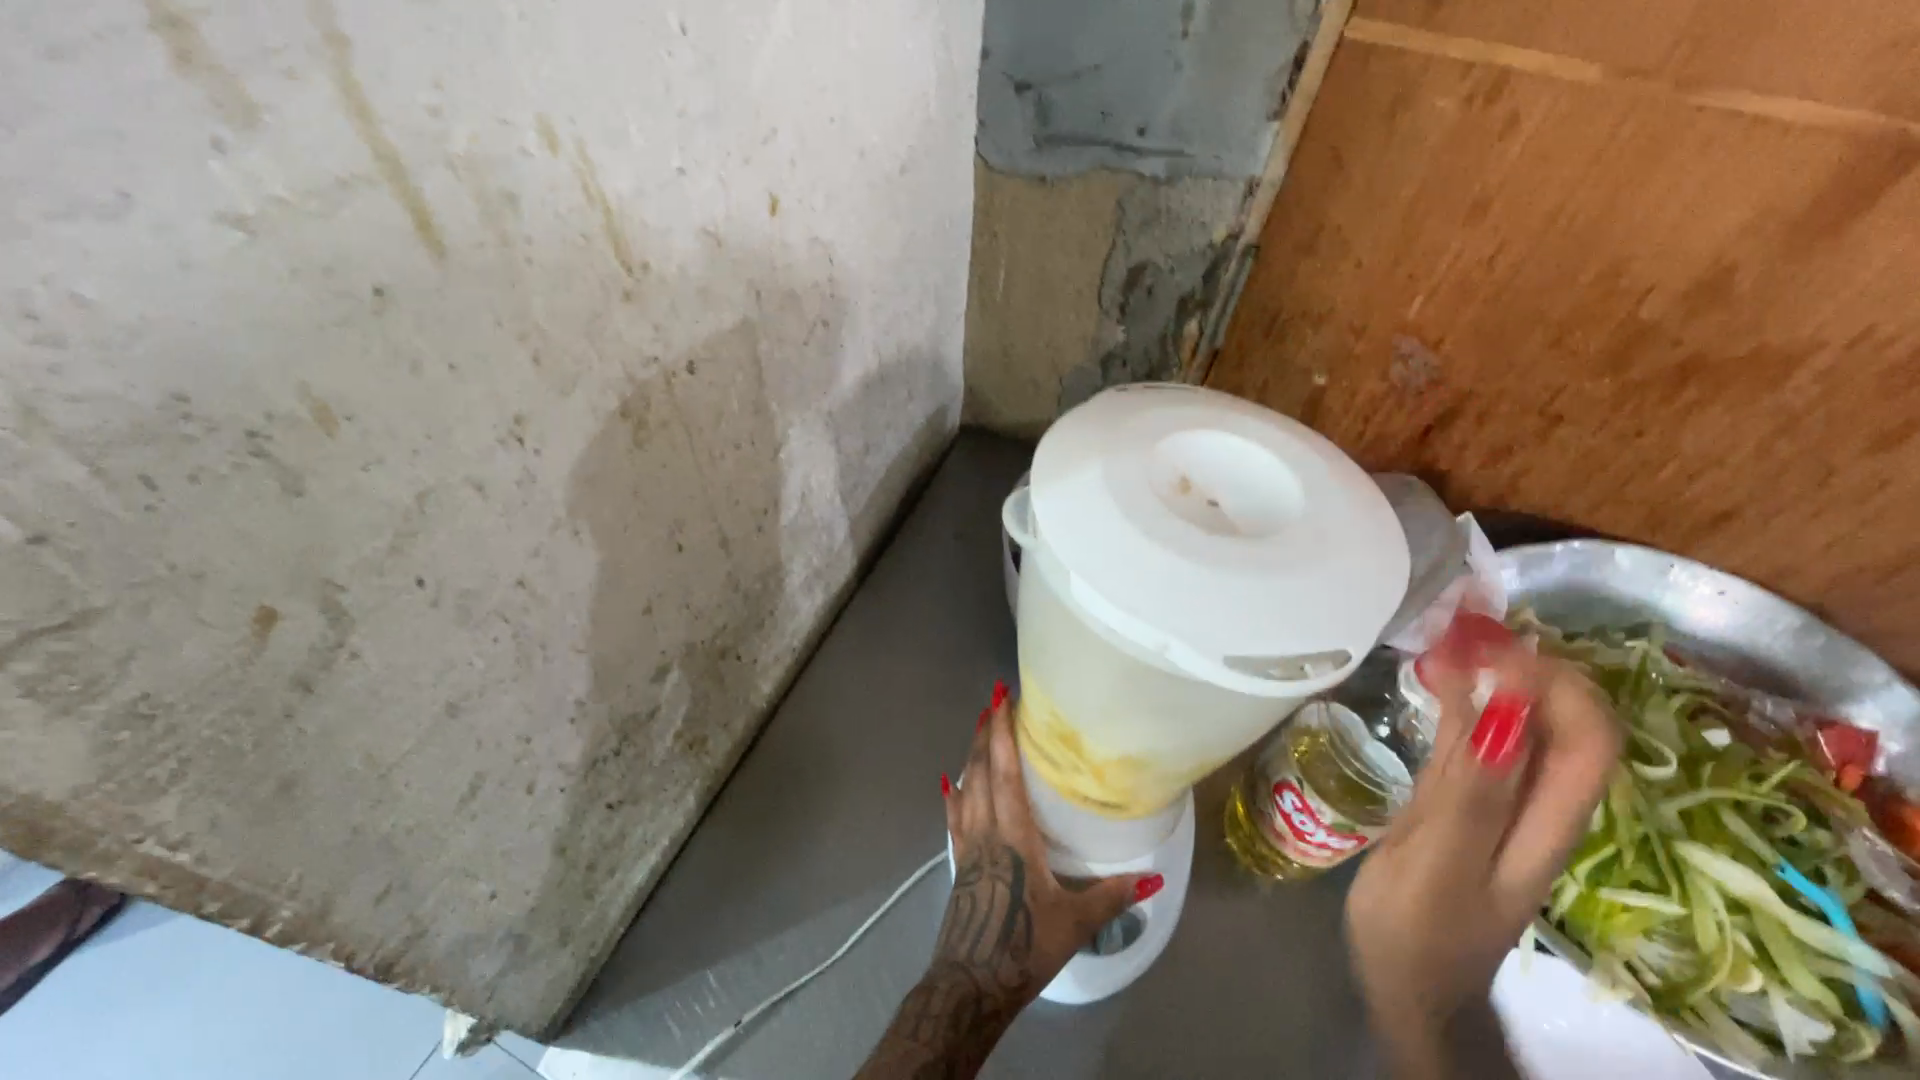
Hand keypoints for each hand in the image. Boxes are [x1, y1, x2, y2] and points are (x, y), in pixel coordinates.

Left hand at [855, 684, 1156, 1079]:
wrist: (971, 984)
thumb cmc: (1024, 947)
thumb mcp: (1075, 922)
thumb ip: (1111, 896)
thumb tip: (1152, 880)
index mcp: (1013, 835)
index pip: (1004, 772)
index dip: (1002, 733)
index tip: (1001, 699)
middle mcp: (985, 831)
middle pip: (980, 770)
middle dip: (986, 733)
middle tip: (994, 702)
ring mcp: (967, 846)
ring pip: (965, 789)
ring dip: (972, 756)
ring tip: (980, 730)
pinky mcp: (959, 864)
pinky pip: (955, 817)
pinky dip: (955, 794)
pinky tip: (952, 785)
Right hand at [1345, 647, 1621, 1078]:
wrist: (1405, 982)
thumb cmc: (1418, 930)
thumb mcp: (1439, 862)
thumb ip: (1472, 791)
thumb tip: (1504, 710)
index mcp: (1547, 821)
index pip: (1588, 735)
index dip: (1553, 681)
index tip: (1490, 643)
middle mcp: (1538, 803)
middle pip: (1560, 719)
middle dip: (1524, 662)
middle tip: (1464, 624)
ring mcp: (1502, 800)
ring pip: (1518, 722)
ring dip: (1493, 674)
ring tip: (1446, 635)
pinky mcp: (1465, 802)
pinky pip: (1479, 737)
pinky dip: (1463, 700)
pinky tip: (1434, 676)